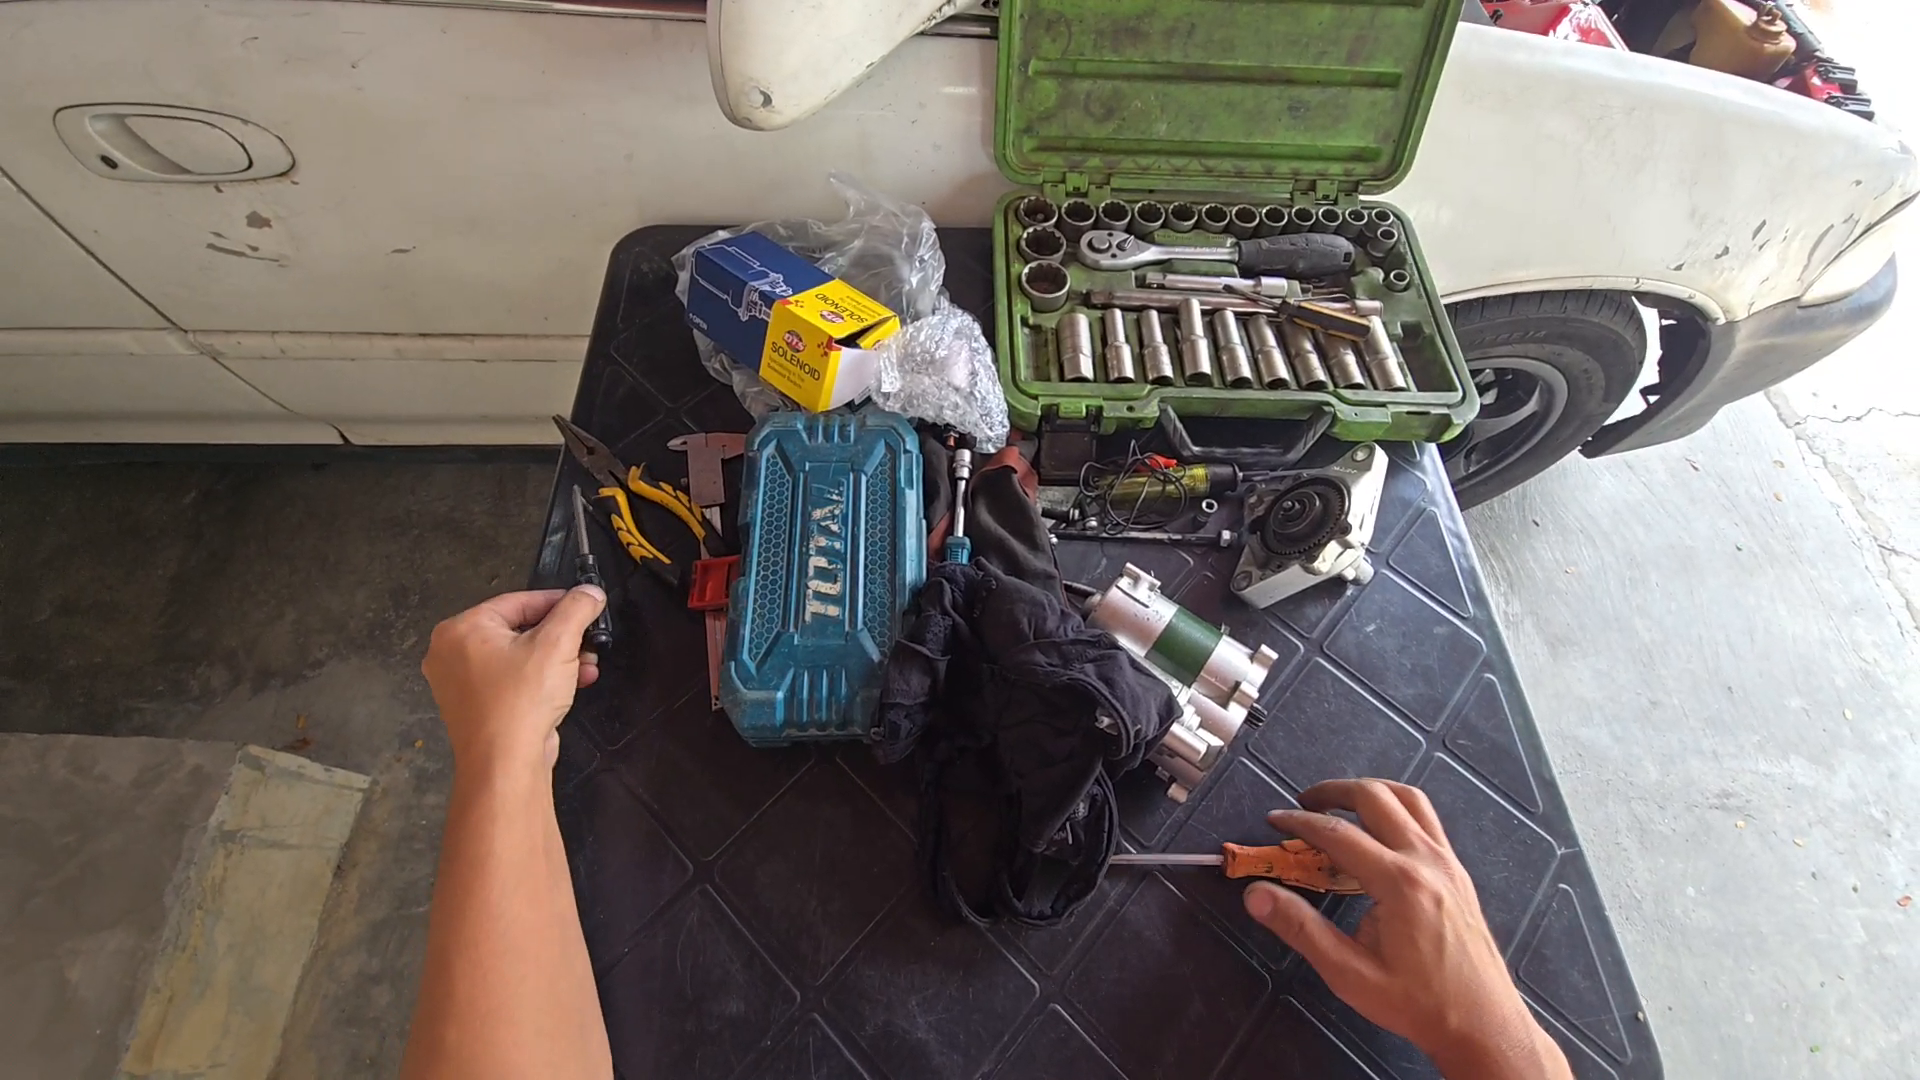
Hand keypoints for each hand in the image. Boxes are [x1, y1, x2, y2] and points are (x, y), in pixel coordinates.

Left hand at [422, 587, 607, 773]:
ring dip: (560, 658)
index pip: (519, 601)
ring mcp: (461, 682)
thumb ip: (577, 609)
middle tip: (589, 641)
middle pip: (521, 629)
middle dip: (563, 636)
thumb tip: (590, 592)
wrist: (505, 762)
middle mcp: (452, 653)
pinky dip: (544, 677)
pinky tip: (574, 683)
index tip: (588, 606)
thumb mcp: (558, 643)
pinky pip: (514, 679)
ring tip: (587, 666)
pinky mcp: (477, 706)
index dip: (559, 602)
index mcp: (461, 629)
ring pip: (521, 655)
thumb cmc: (523, 698)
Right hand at [1242, 779, 1570, 1079]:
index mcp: (1399, 883)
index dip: (1299, 822)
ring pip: (1408, 798)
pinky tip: (1377, 834)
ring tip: (1340, 806)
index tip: (1274, 820)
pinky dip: (1394, 809)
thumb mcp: (1350, 974)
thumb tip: (1254, 894)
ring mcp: (1448, 864)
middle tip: (1304, 804)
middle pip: (1375, 797)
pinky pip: (1425, 820)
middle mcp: (1426, 861)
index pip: (1338, 833)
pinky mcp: (1458, 873)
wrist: (1489, 1032)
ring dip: (1368, 792)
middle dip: (1332, 791)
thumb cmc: (1418, 1005)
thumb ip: (1300, 929)